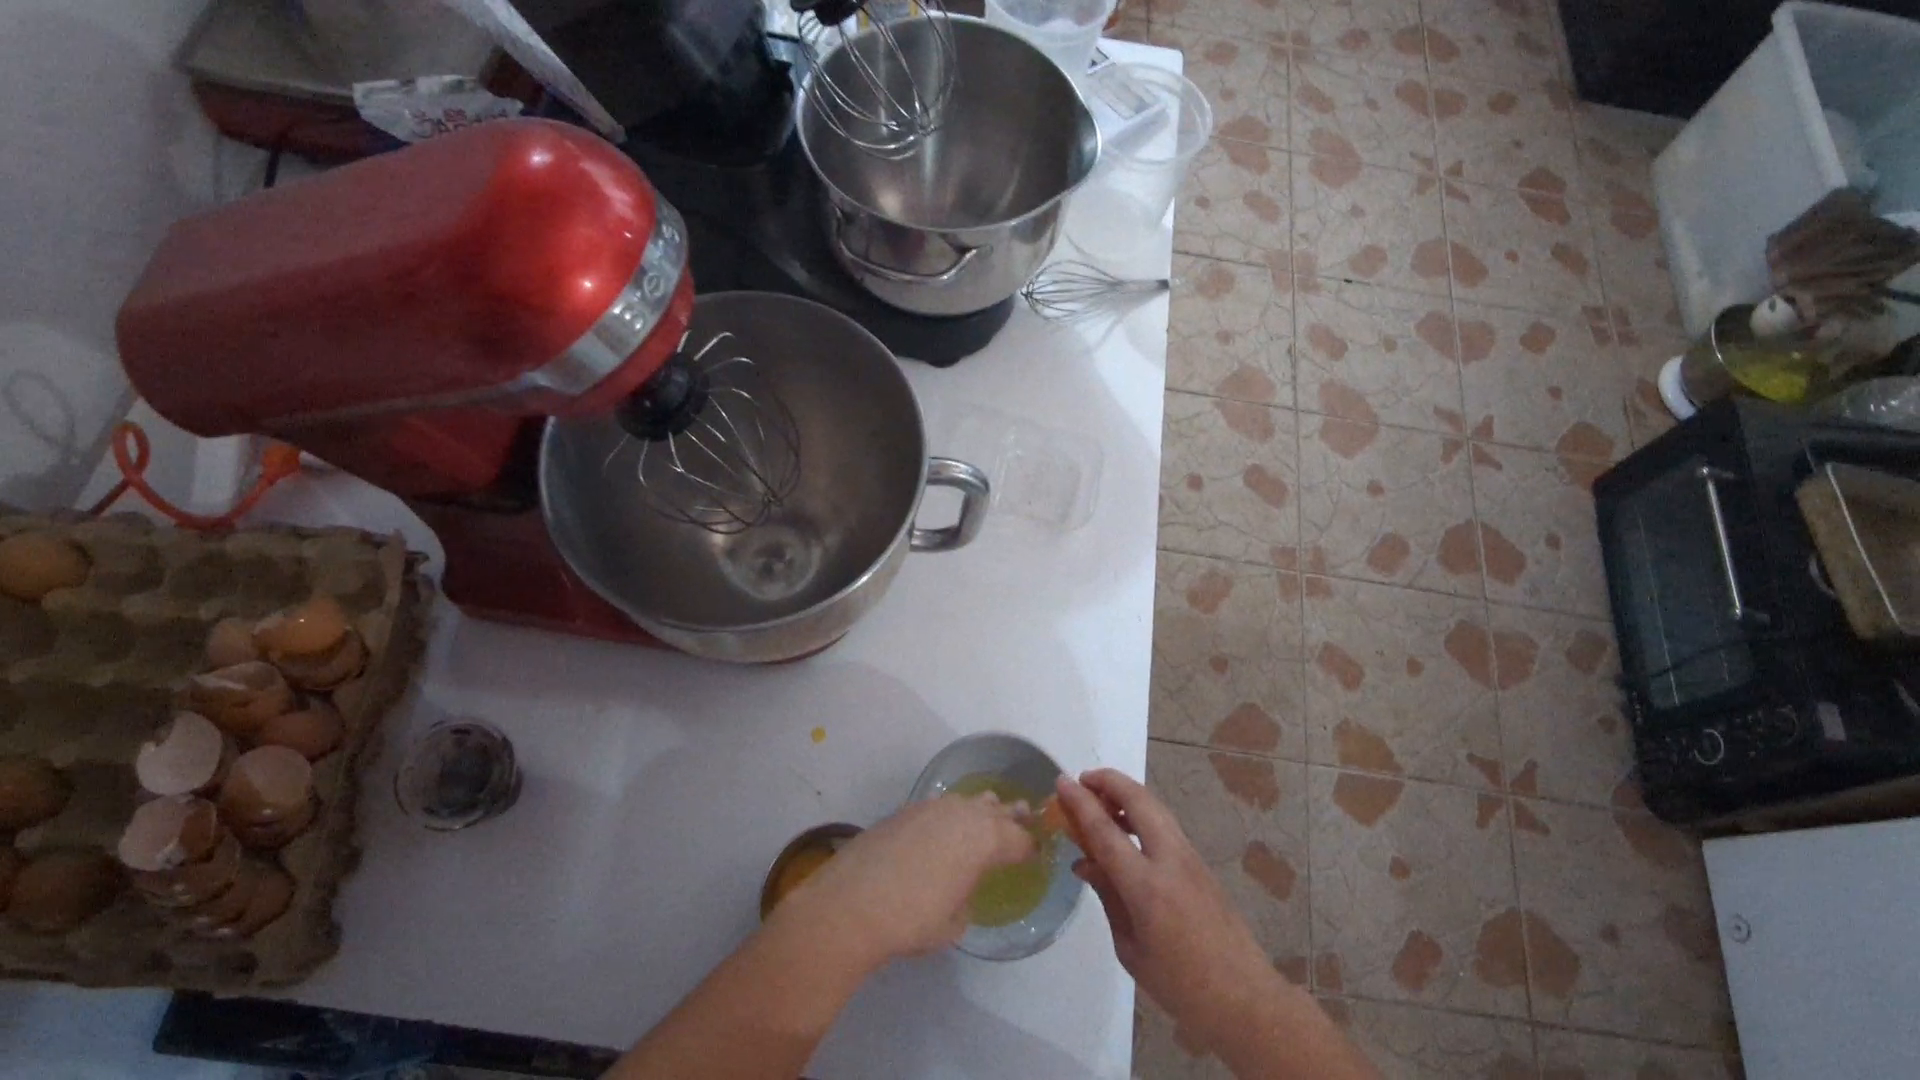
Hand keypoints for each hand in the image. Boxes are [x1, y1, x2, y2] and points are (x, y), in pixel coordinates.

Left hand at [776, 793, 1034, 969]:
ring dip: (981, 809)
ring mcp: (931, 808)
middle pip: (998, 810)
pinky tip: (944, 827)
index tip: (1035, 855)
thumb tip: (960, 889)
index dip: (1030, 849)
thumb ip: (967, 897)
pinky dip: (950, 814)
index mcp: (986, 841)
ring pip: (968, 801)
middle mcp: (963, 815)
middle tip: (1024, 818)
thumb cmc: (912, 921)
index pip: (1020, 839)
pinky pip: (939, 806)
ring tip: (987, 815)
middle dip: (1012, 817)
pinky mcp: (903, 811)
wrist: (850, 906)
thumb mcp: (955, 923)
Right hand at [1055, 769, 1282, 1049]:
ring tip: (1100, 802)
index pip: (1106, 831)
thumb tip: (1086, 863)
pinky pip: (1166, 827)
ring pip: (1157, 809)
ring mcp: (1191, 859)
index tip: (1061, 781)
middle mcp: (1171, 861)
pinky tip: (1126, 833)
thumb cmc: (1180, 985)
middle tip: (1083, 782)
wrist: (1245, 999)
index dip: (1080, 803)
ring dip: (1127, 796)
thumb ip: (1108, 897)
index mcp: (1147, 886)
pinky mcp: (1201, 865)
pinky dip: (1142, 816)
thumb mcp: (1130, 948)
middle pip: (1140, 800)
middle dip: (1110, 782)